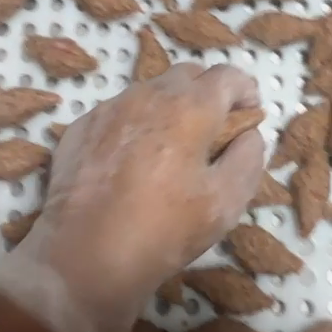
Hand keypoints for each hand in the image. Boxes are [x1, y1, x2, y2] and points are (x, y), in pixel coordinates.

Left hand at [0, 64, 264, 331]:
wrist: (85, 256)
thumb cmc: (165, 229)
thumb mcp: (227, 202)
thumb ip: (248, 158)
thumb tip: (249, 135)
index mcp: (190, 106)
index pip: (228, 75)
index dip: (245, 91)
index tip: (250, 115)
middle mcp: (149, 95)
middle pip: (188, 75)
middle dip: (208, 94)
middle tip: (214, 132)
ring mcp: (109, 108)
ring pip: (151, 92)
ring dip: (170, 108)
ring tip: (171, 150)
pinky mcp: (81, 128)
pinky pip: (119, 113)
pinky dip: (135, 125)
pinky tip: (133, 163)